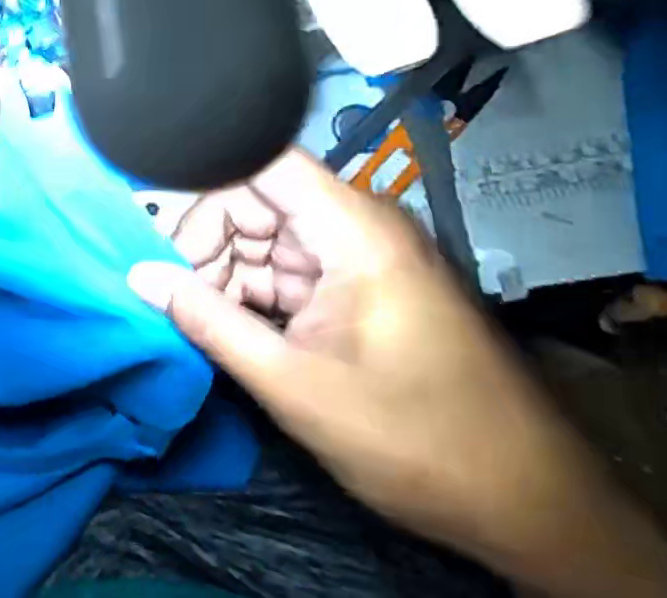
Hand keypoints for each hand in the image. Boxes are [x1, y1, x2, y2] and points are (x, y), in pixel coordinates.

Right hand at [128, 149, 666, 597]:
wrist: (527, 503)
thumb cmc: (415, 440)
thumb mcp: (295, 384)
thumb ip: (209, 323)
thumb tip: (139, 276)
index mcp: (352, 227)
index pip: (258, 163)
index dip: (200, 181)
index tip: (156, 230)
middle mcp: (355, 223)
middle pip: (256, 200)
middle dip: (206, 242)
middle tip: (170, 294)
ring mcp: (357, 254)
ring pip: (267, 237)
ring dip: (225, 272)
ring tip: (194, 319)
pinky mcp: (357, 285)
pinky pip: (289, 269)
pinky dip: (253, 293)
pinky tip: (228, 326)